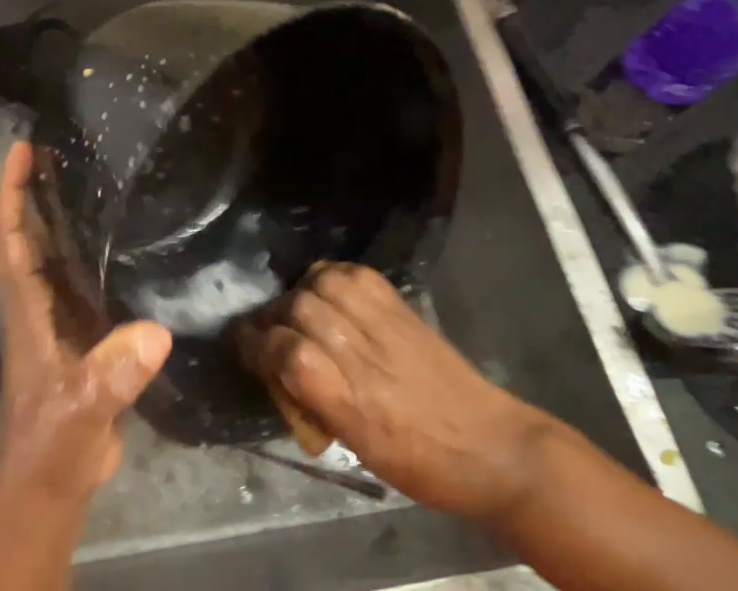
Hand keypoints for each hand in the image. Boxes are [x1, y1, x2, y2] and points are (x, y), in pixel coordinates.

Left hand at [0, 141, 171, 508]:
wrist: (48, 488)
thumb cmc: (54, 447)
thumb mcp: (84, 412)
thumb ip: (112, 376)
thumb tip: (155, 332)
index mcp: (26, 313)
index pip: (8, 241)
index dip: (10, 194)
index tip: (20, 150)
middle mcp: (33, 307)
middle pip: (21, 238)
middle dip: (27, 191)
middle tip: (53, 149)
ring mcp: (52, 322)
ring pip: (45, 257)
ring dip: (51, 217)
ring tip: (81, 178)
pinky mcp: (74, 338)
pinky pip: (73, 281)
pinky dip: (80, 252)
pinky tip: (111, 241)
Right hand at [238, 262, 554, 520]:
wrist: (493, 448)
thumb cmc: (422, 464)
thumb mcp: (359, 448)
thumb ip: (315, 404)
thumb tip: (278, 369)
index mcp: (353, 404)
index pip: (290, 356)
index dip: (257, 346)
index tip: (244, 348)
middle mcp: (366, 357)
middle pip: (299, 310)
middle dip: (272, 317)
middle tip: (267, 332)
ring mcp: (386, 324)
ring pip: (323, 283)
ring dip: (298, 293)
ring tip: (295, 309)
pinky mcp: (402, 307)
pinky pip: (354, 274)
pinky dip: (330, 277)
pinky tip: (326, 292)